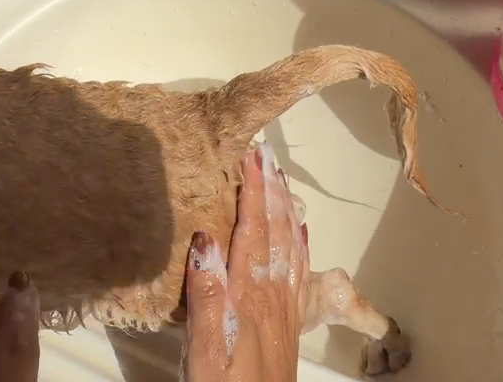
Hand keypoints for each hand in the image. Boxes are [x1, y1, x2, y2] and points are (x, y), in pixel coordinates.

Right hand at [182, 141, 308, 381]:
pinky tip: (299, 231)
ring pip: (291, 244)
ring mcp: (284, 308)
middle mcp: (272, 294)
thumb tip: (205, 237)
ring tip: (282, 179)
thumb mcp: (203, 349)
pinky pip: (298, 270)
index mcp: (249, 294)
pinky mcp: (288, 324)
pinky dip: (299, 242)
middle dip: (272, 190)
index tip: (253, 155)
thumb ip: (206, 294)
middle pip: (276, 230)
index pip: (254, 230)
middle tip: (268, 154)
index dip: (254, 191)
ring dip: (286, 208)